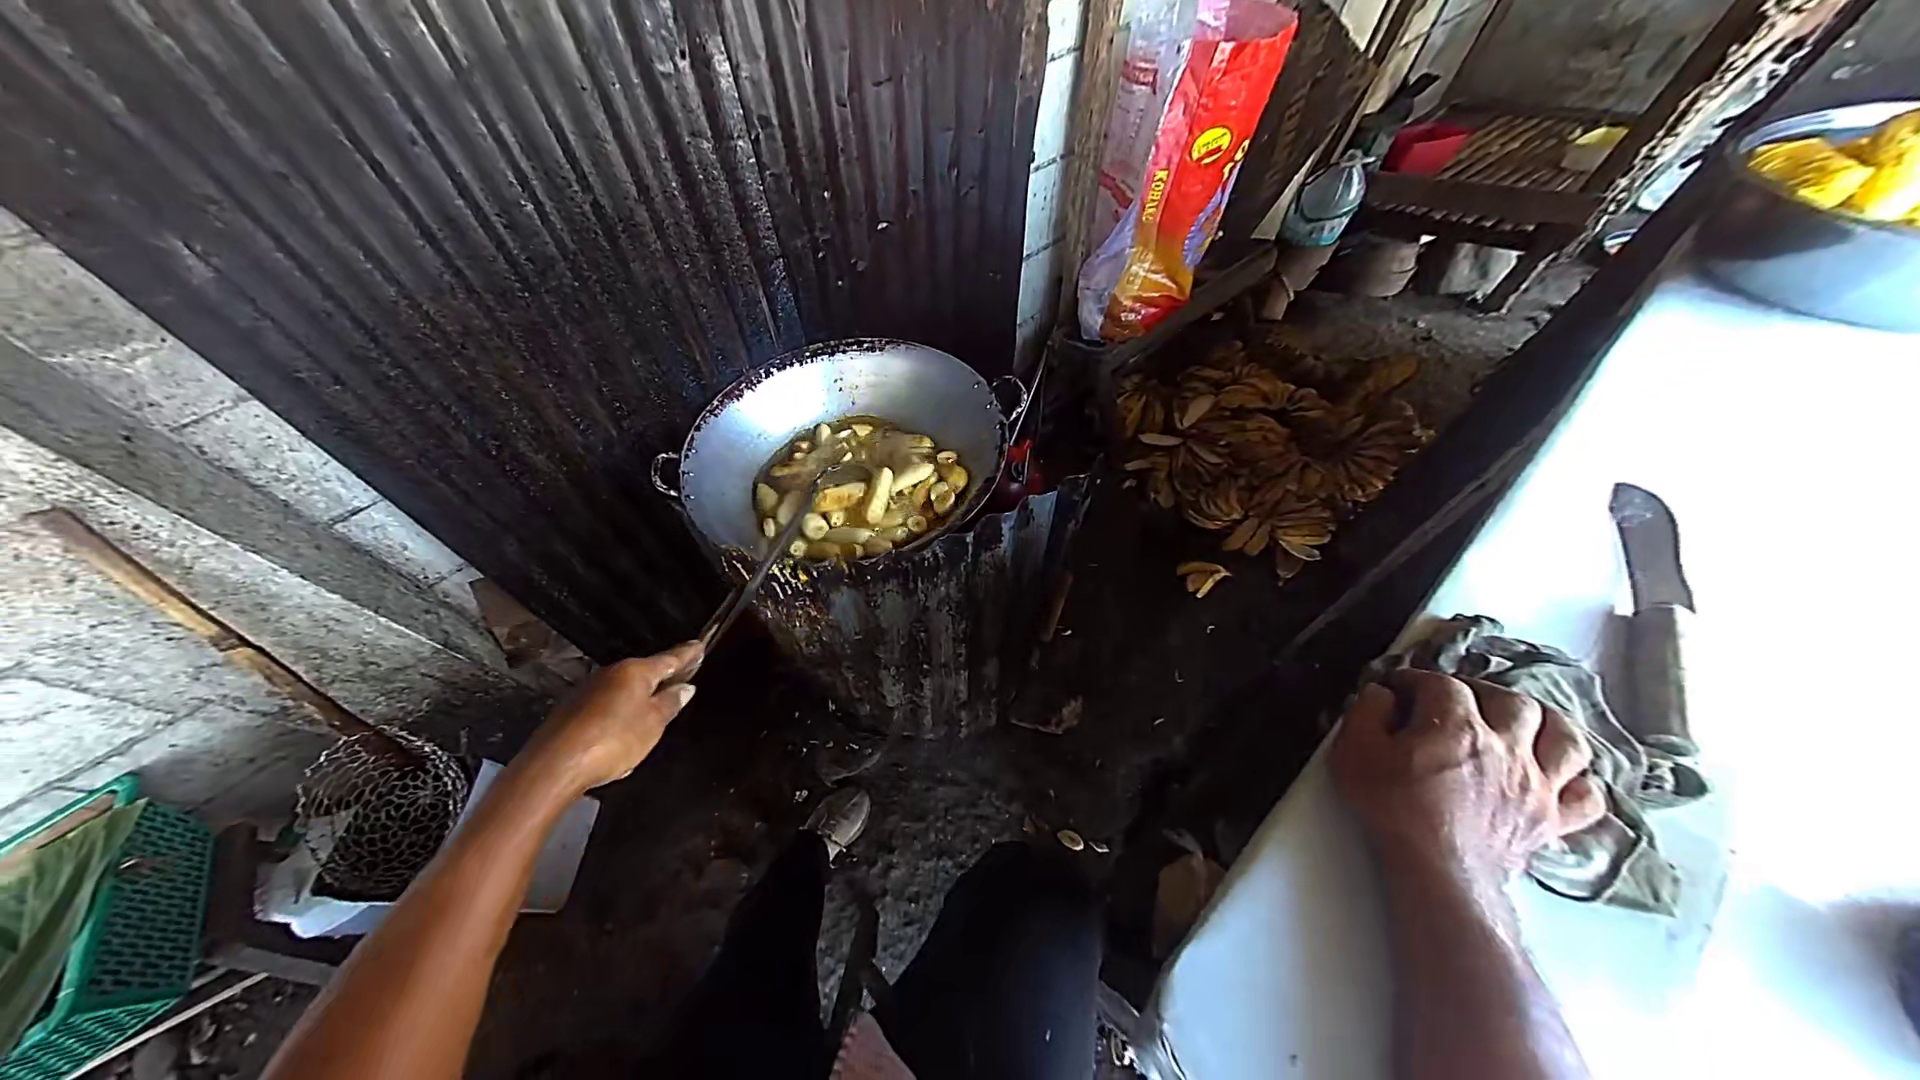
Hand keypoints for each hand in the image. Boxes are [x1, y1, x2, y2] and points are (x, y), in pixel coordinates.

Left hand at [510, 642, 702, 796]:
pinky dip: (620, 713)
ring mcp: (587, 692)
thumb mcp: (654, 723)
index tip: (698, 646)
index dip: (686, 654)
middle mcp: (609, 674)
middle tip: (681, 680)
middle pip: (643, 673)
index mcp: (634, 672)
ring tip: (655, 711)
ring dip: (640, 698)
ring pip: (623, 690)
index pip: (668, 658)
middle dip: (661, 678)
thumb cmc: (611, 740)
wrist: (554, 766)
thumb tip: (684, 688)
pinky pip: (606, 706)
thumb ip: (671, 703)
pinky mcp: (572, 712)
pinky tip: (624, 732)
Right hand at [1331, 669, 1605, 890]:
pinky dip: (1576, 779)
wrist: (1436, 872)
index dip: (1415, 680)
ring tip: (1518, 722)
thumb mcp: (1354, 752)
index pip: (1442, 683)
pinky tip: (1554, 775)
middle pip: (1511, 700)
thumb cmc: (1394, 810)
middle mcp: (1507, 748)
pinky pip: (1587, 794)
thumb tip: (1381, 695)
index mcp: (1458, 727)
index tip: (1397, 689)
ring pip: (1565, 737)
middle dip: (1480, 691)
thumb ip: (1365, 712)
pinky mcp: (1553, 820)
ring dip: (1543, 722)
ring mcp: (1539, 785)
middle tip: (1454, 699)